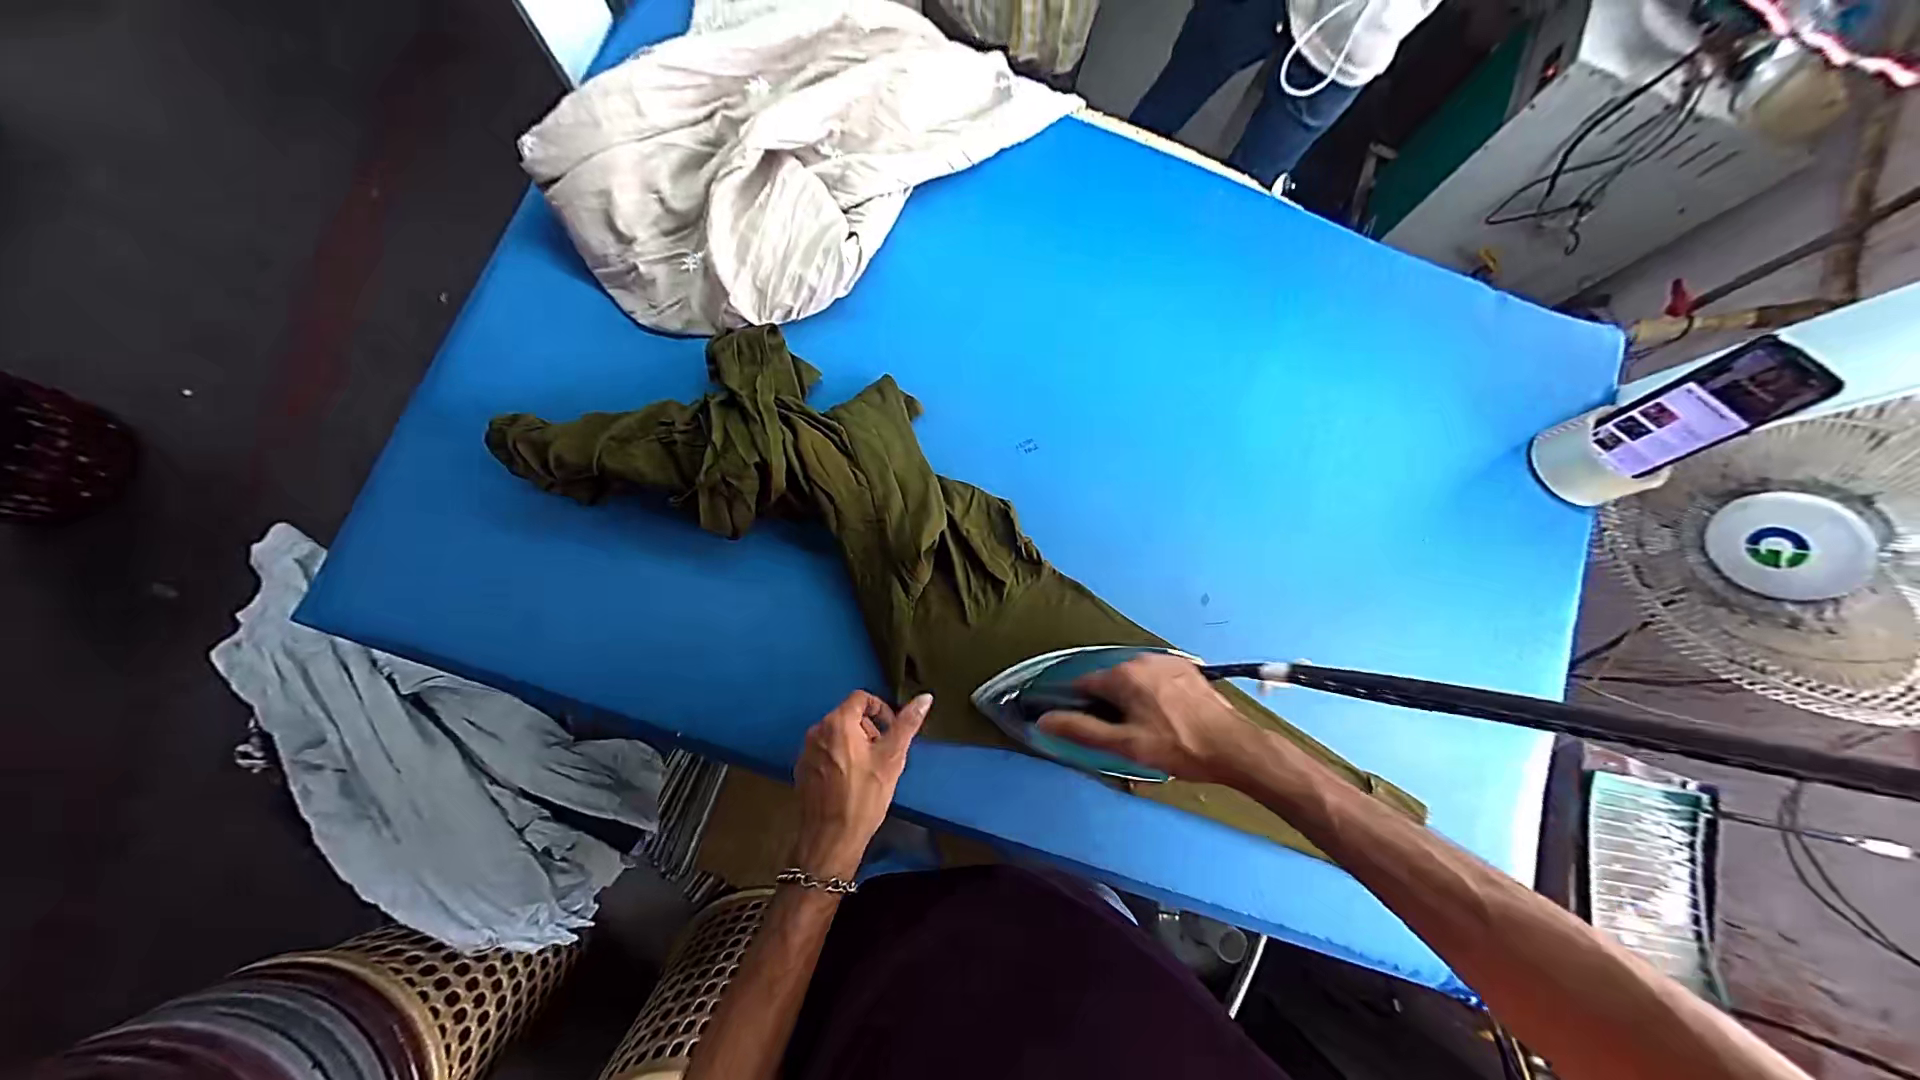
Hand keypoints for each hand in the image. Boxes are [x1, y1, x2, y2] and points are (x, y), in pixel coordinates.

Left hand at [791, 690, 931, 879]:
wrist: (831, 838)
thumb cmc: (864, 797)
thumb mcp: (892, 758)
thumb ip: (907, 724)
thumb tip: (924, 698)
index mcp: (838, 722)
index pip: (861, 697)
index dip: (881, 709)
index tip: (890, 730)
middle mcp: (817, 731)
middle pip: (848, 715)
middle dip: (868, 728)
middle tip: (882, 753)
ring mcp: (806, 750)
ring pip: (836, 734)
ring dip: (854, 743)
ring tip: (868, 769)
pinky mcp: (801, 769)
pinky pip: (824, 751)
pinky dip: (838, 757)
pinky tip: (849, 780)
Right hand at [1035, 653, 1258, 784]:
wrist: (1232, 746)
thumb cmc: (1176, 747)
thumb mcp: (1125, 745)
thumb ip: (1081, 730)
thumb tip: (1043, 719)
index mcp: (1122, 675)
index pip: (1083, 685)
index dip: (1080, 706)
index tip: (1089, 726)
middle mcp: (1140, 659)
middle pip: (1109, 680)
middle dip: (1108, 703)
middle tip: (1124, 733)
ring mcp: (1165, 660)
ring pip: (1132, 678)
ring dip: (1131, 698)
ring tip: (1148, 727)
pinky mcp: (1185, 667)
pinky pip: (1154, 677)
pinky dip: (1152, 692)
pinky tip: (1166, 715)